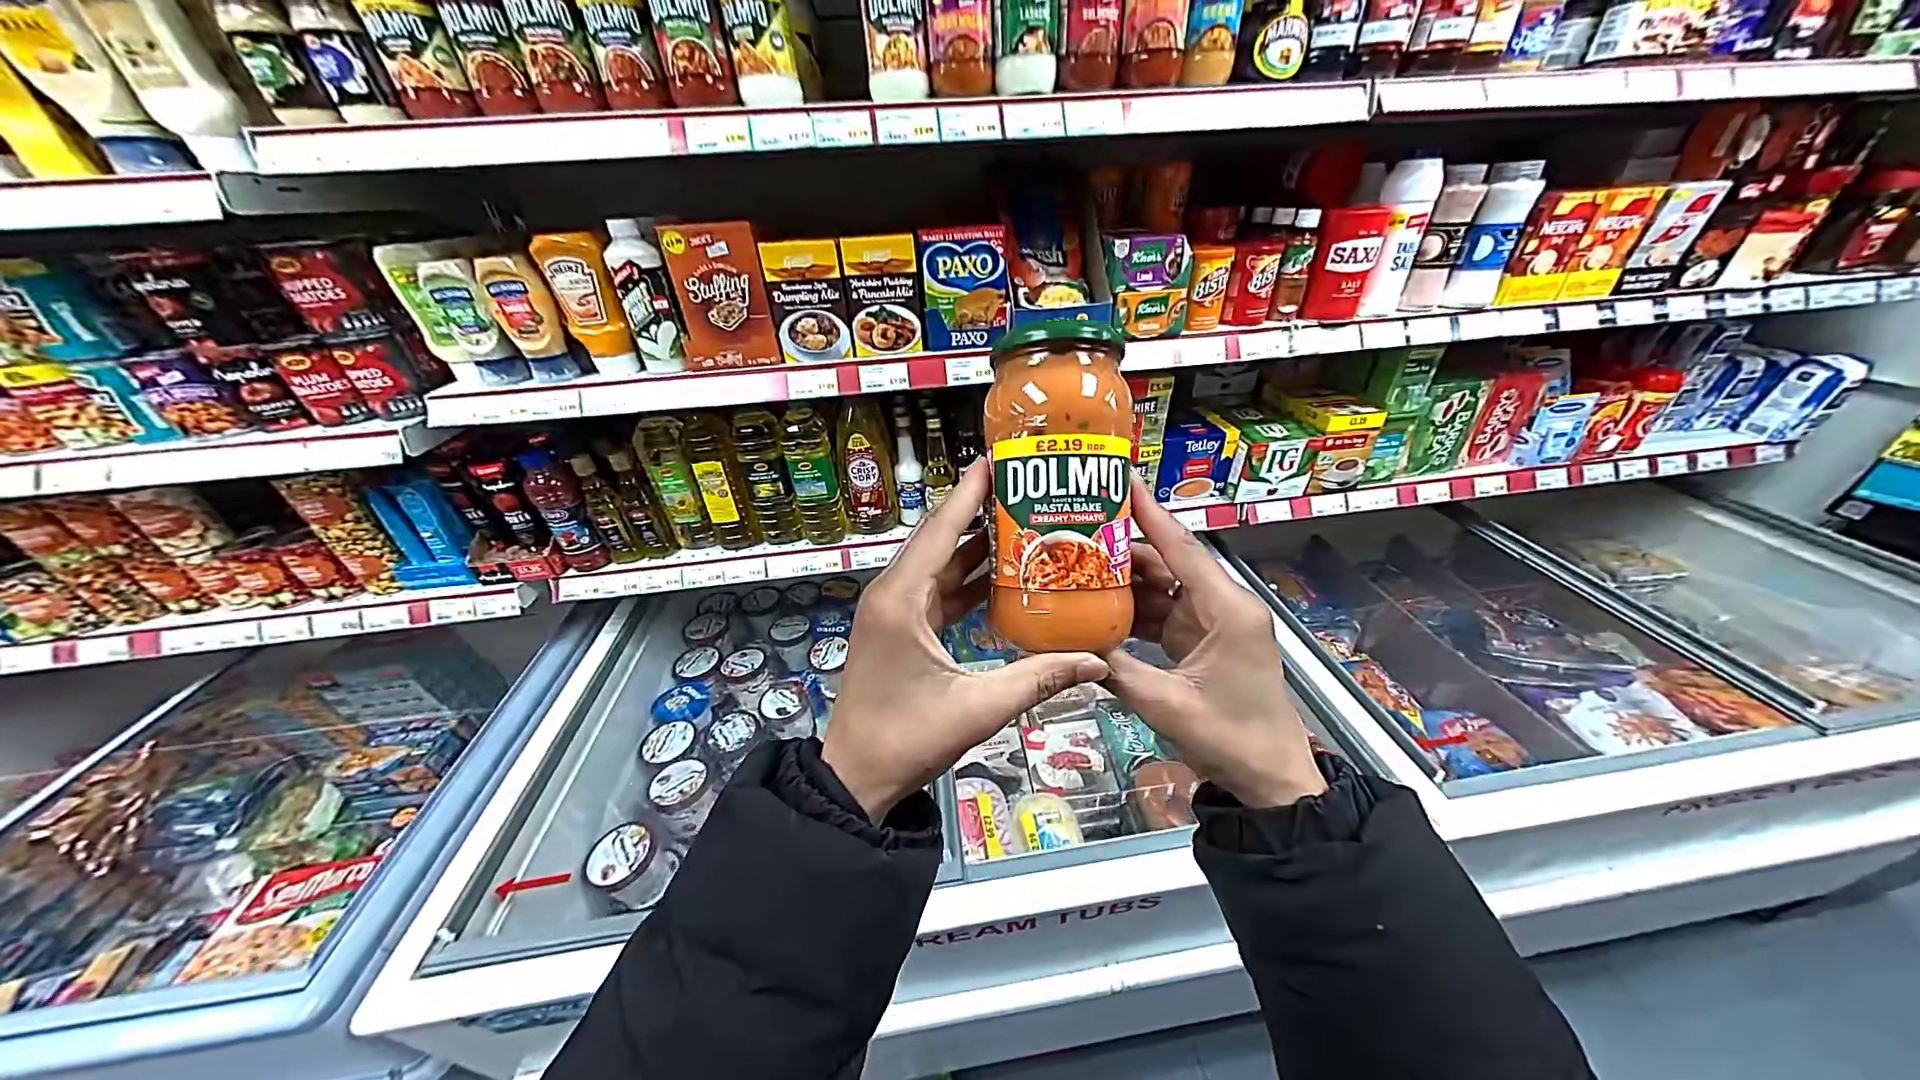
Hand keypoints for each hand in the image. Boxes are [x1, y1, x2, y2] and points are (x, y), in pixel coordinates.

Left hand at [822, 461, 1109, 821]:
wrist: (856, 776)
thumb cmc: (906, 737)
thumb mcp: (978, 707)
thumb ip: (1039, 678)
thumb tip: (1097, 659)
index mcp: (901, 599)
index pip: (939, 530)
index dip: (967, 493)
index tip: (994, 461)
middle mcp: (892, 595)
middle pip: (938, 541)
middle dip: (978, 515)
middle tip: (1023, 493)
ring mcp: (893, 612)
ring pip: (938, 567)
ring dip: (975, 550)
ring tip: (1022, 528)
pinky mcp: (899, 630)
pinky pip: (936, 593)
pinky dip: (966, 583)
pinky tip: (1002, 579)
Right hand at [1101, 476, 1327, 808]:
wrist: (1271, 779)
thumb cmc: (1233, 739)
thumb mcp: (1168, 705)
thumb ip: (1117, 672)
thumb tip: (1068, 646)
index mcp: (1227, 610)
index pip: (1182, 549)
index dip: (1151, 514)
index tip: (1123, 480)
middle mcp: (1221, 606)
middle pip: (1167, 565)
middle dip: (1122, 551)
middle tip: (1076, 535)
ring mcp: (1211, 624)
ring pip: (1161, 589)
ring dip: (1123, 583)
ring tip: (1077, 569)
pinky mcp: (1200, 641)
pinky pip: (1161, 614)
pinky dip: (1132, 612)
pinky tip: (1097, 609)